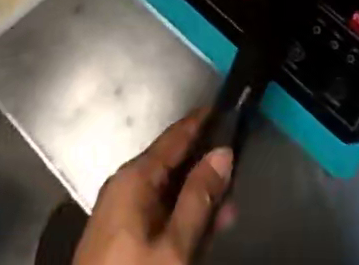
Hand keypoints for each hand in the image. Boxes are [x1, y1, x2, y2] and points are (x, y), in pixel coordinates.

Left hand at [74, 110, 234, 264]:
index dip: (204, 123)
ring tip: (229, 212)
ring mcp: (118, 216)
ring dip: (197, 199)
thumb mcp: (174, 247)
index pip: (175, 136)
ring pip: (167, 192)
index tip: (231, 111)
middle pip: (172, 163)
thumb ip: (199, 197)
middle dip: (206, 168)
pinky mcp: (118, 242)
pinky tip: (203, 233)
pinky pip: (157, 215)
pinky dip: (182, 218)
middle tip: (240, 176)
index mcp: (133, 179)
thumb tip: (222, 152)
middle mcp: (123, 188)